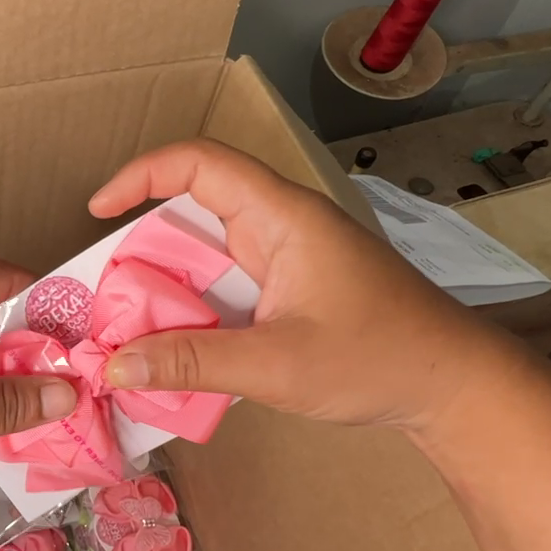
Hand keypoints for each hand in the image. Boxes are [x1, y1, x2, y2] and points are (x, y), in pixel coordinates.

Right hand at [88, 139, 529, 431]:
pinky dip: (186, 309)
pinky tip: (169, 346)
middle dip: (138, 248)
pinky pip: (219, 286)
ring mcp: (282, 260)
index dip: (141, 175)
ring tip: (125, 325)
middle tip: (104, 296)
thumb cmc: (379, 360)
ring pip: (202, 254)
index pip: (199, 164)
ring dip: (161, 285)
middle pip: (191, 212)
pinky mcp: (284, 290)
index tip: (97, 211)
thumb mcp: (276, 366)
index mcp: (281, 218)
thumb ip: (192, 363)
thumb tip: (115, 367)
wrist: (453, 386)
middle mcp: (277, 227)